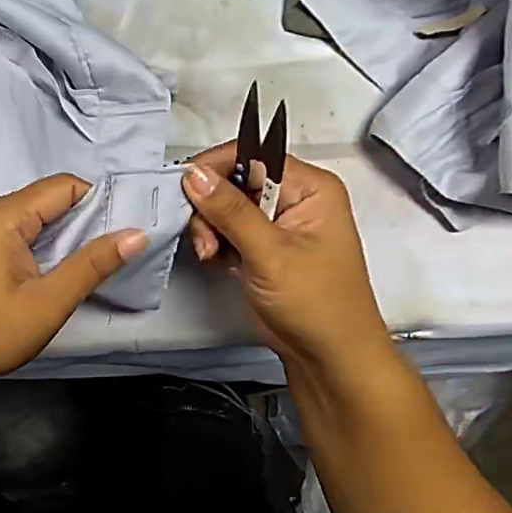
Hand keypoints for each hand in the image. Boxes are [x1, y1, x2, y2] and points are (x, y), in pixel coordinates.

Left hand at [0, 174, 148, 405]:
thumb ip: (94, 264)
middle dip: (80, 220)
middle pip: (44, 200)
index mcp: (0, 216)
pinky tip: (47, 272)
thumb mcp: (50, 301)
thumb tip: (136, 235)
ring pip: (28, 217)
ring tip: (83, 265)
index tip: (122, 229)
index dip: (97, 202)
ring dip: (58, 236)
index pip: (61, 187)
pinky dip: (35, 245)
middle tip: (109, 251)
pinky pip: (9, 232)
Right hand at [181, 143, 391, 374]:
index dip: (216, 166)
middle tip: (204, 237)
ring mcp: (275, 223)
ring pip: (223, 206)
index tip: (184, 185)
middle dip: (210, 207)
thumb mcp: (271, 254)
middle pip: (233, 181)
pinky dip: (213, 243)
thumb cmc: (317, 305)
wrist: (328, 356)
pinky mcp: (259, 245)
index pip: (253, 156)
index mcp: (310, 188)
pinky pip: (224, 229)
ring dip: (208, 228)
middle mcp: (293, 198)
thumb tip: (195, 175)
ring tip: (210, 254)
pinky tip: (217, 261)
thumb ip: (231, 211)